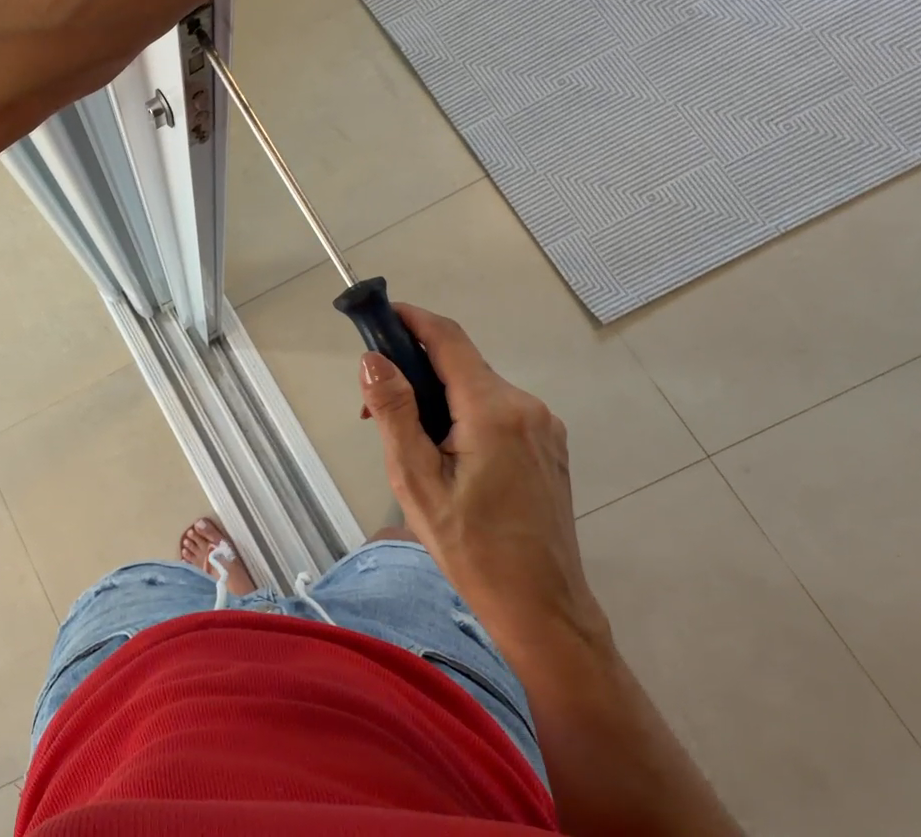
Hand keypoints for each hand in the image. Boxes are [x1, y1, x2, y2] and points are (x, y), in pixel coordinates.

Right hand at [357, 305, 610, 657]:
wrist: (541, 604)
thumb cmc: (470, 547)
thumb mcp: (416, 480)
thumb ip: (395, 413)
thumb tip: (372, 360)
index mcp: (494, 410)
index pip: (448, 339)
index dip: (410, 319)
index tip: (376, 315)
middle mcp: (526, 407)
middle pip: (461, 365)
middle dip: (413, 372)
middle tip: (372, 411)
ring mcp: (543, 427)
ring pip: (477, 390)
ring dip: (436, 399)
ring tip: (405, 444)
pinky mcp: (548, 447)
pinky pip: (496, 412)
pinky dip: (461, 417)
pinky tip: (444, 456)